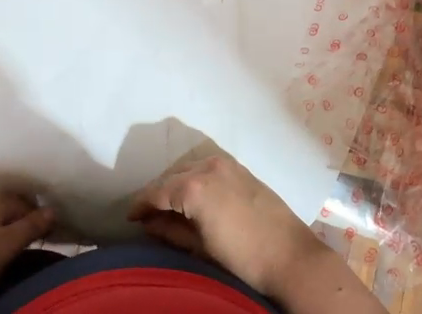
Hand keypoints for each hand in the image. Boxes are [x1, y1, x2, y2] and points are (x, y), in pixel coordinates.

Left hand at [0, 192, 54, 310]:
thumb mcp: (3, 248)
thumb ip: (29, 227)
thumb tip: (53, 209)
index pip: (29, 202)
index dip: (41, 217)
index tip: (51, 236)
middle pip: (10, 207)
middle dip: (24, 221)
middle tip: (34, 244)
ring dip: (5, 230)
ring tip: (12, 251)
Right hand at [127, 153, 327, 296]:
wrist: (290, 255)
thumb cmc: (243, 257)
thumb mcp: (201, 247)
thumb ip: (171, 231)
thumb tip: (148, 223)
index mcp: (195, 186)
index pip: (157, 191)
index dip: (141, 204)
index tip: (130, 217)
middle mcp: (207, 166)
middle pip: (171, 176)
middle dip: (157, 193)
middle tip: (147, 214)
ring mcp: (226, 163)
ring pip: (189, 168)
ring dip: (175, 183)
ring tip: (167, 205)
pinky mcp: (240, 167)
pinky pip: (206, 166)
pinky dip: (194, 177)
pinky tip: (191, 194)